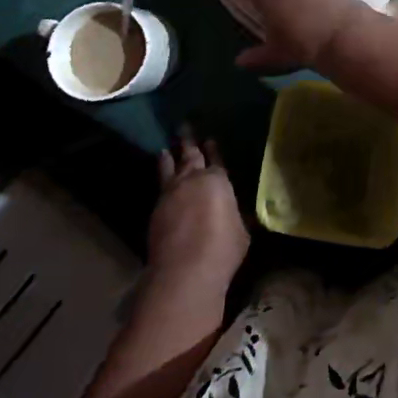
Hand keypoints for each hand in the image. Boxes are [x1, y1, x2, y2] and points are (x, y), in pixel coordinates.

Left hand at [149, 131, 249, 294]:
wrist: (184, 270)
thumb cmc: (222, 248)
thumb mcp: (241, 231)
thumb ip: (236, 216)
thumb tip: (235, 213)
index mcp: (217, 180)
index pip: (216, 159)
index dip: (214, 149)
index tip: (210, 139)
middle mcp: (192, 180)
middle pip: (189, 155)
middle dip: (188, 141)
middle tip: (184, 127)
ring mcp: (170, 194)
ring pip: (169, 168)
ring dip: (169, 157)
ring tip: (166, 149)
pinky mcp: (155, 211)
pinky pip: (160, 187)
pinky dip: (162, 179)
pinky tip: (163, 182)